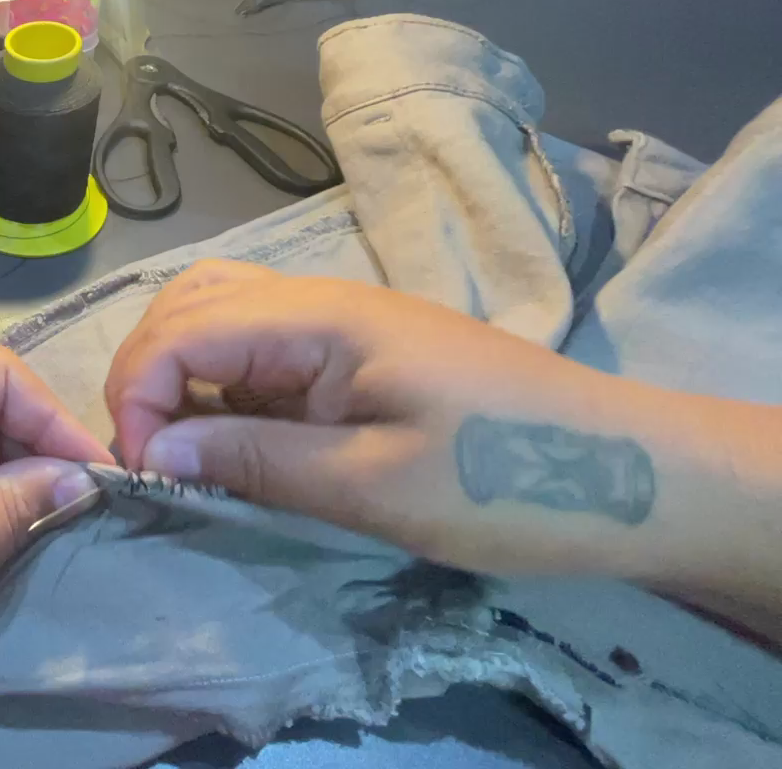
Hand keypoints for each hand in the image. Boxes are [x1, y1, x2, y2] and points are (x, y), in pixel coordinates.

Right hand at [102, 260, 700, 576]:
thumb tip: (153, 451)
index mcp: (314, 318)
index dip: (139, 396)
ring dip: (167, 363)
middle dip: (142, 375)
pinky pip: (240, 334)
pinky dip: (205, 369)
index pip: (180, 333)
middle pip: (180, 306)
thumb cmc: (512, 482)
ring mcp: (322, 315)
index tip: (145, 470)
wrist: (645, 477)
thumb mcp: (375, 487)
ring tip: (171, 427)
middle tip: (149, 450)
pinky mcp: (335, 343)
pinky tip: (217, 415)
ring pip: (203, 307)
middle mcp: (306, 297)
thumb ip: (253, 460)